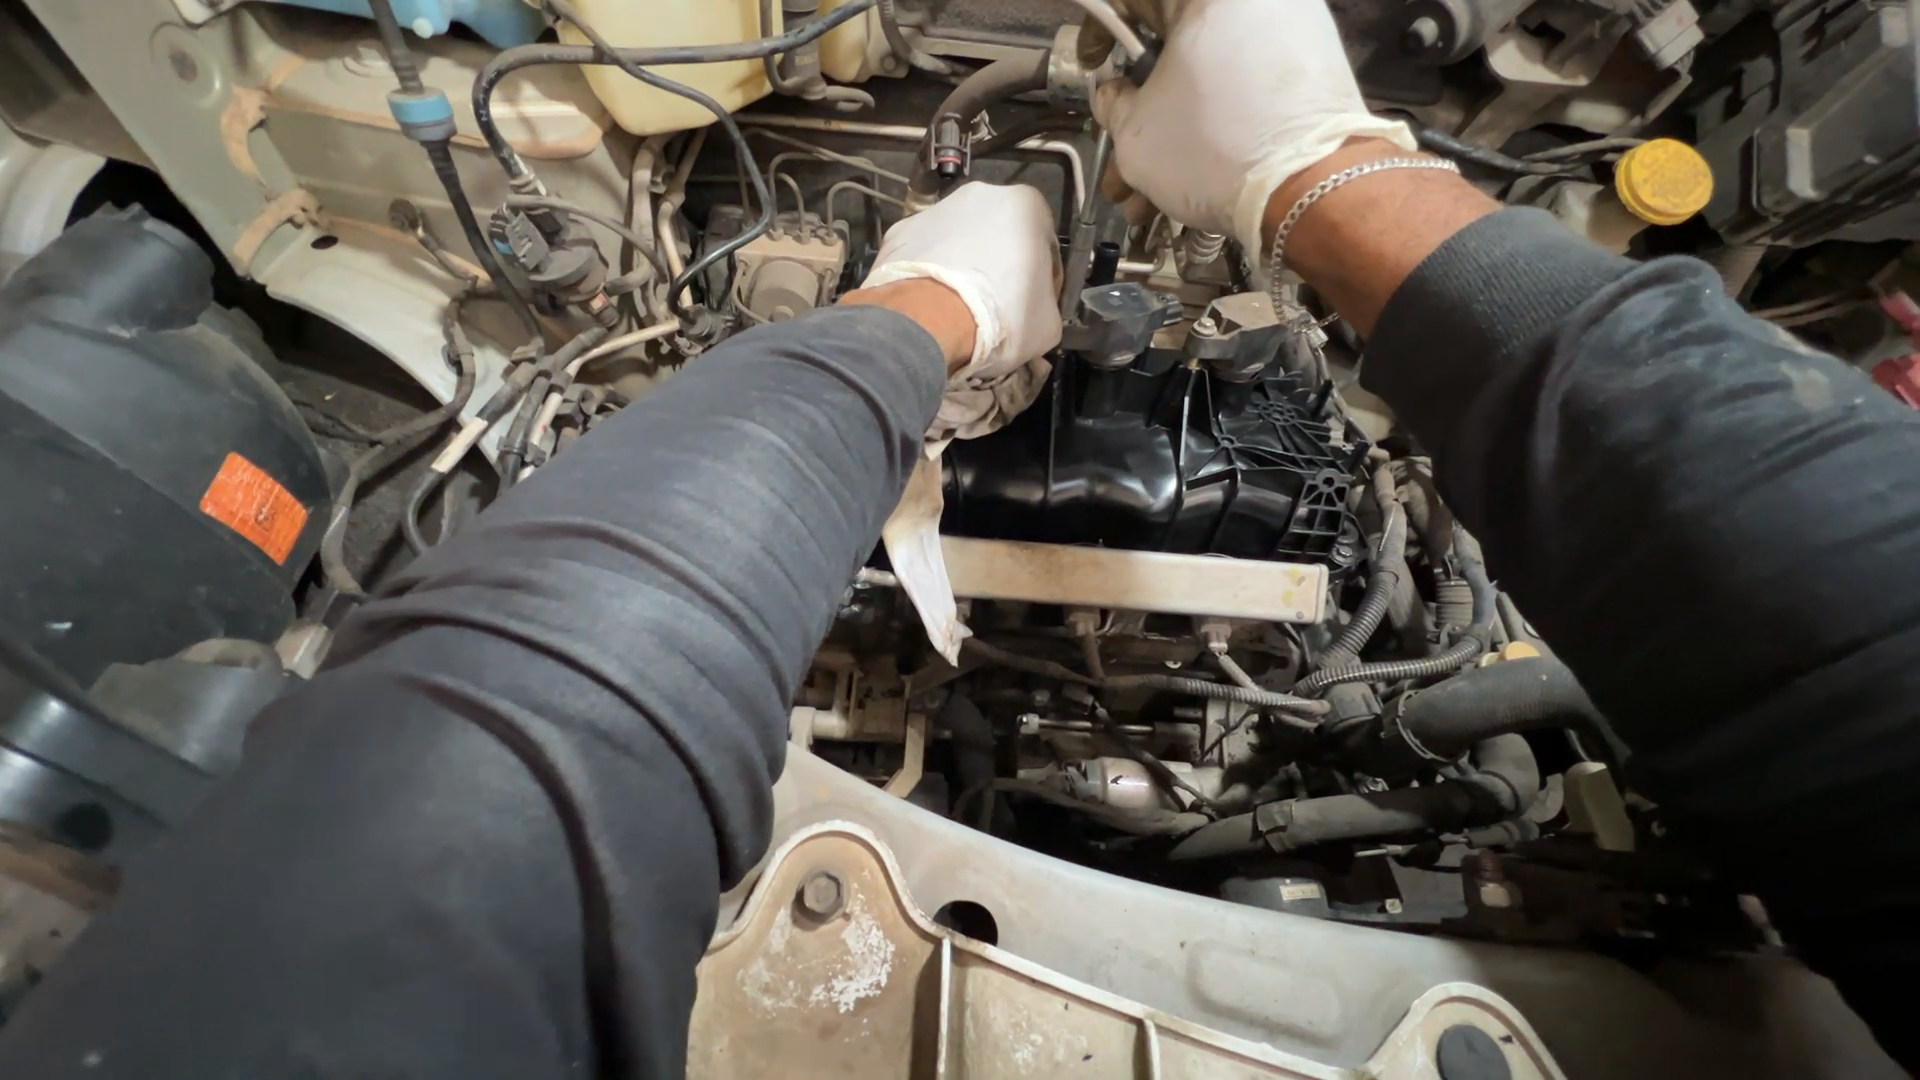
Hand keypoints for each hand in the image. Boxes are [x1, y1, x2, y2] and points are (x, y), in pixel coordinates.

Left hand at [853, 182, 1062, 385]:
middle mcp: (980, 194)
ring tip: (956, 309)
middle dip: (997, 266)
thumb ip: (1047, 304)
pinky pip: (921, 254)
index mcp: (1027, 205)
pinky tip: (929, 304)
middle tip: (994, 308)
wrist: (932, 321)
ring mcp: (935, 210)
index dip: (1041, 279)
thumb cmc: (1003, 317)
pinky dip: (926, 274)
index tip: (1031, 305)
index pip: (1043, 244)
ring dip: (959, 267)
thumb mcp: (1048, 323)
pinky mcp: (899, 232)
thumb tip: (1036, 309)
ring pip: (955, 242)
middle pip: (996, 235)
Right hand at [1091, 0, 1415, 253]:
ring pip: (1206, 85)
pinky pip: (1242, 94)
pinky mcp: (1310, 73)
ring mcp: (1290, 33)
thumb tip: (1115, 94)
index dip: (1101, 31)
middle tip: (1118, 166)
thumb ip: (1113, 105)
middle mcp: (1254, 1)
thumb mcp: (1135, 134)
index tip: (1094, 68)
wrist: (1308, 186)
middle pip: (1173, 53)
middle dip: (1136, 120)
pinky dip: (1208, 137)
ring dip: (1166, 146)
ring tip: (1144, 204)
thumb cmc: (1210, 147)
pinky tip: (1184, 192)